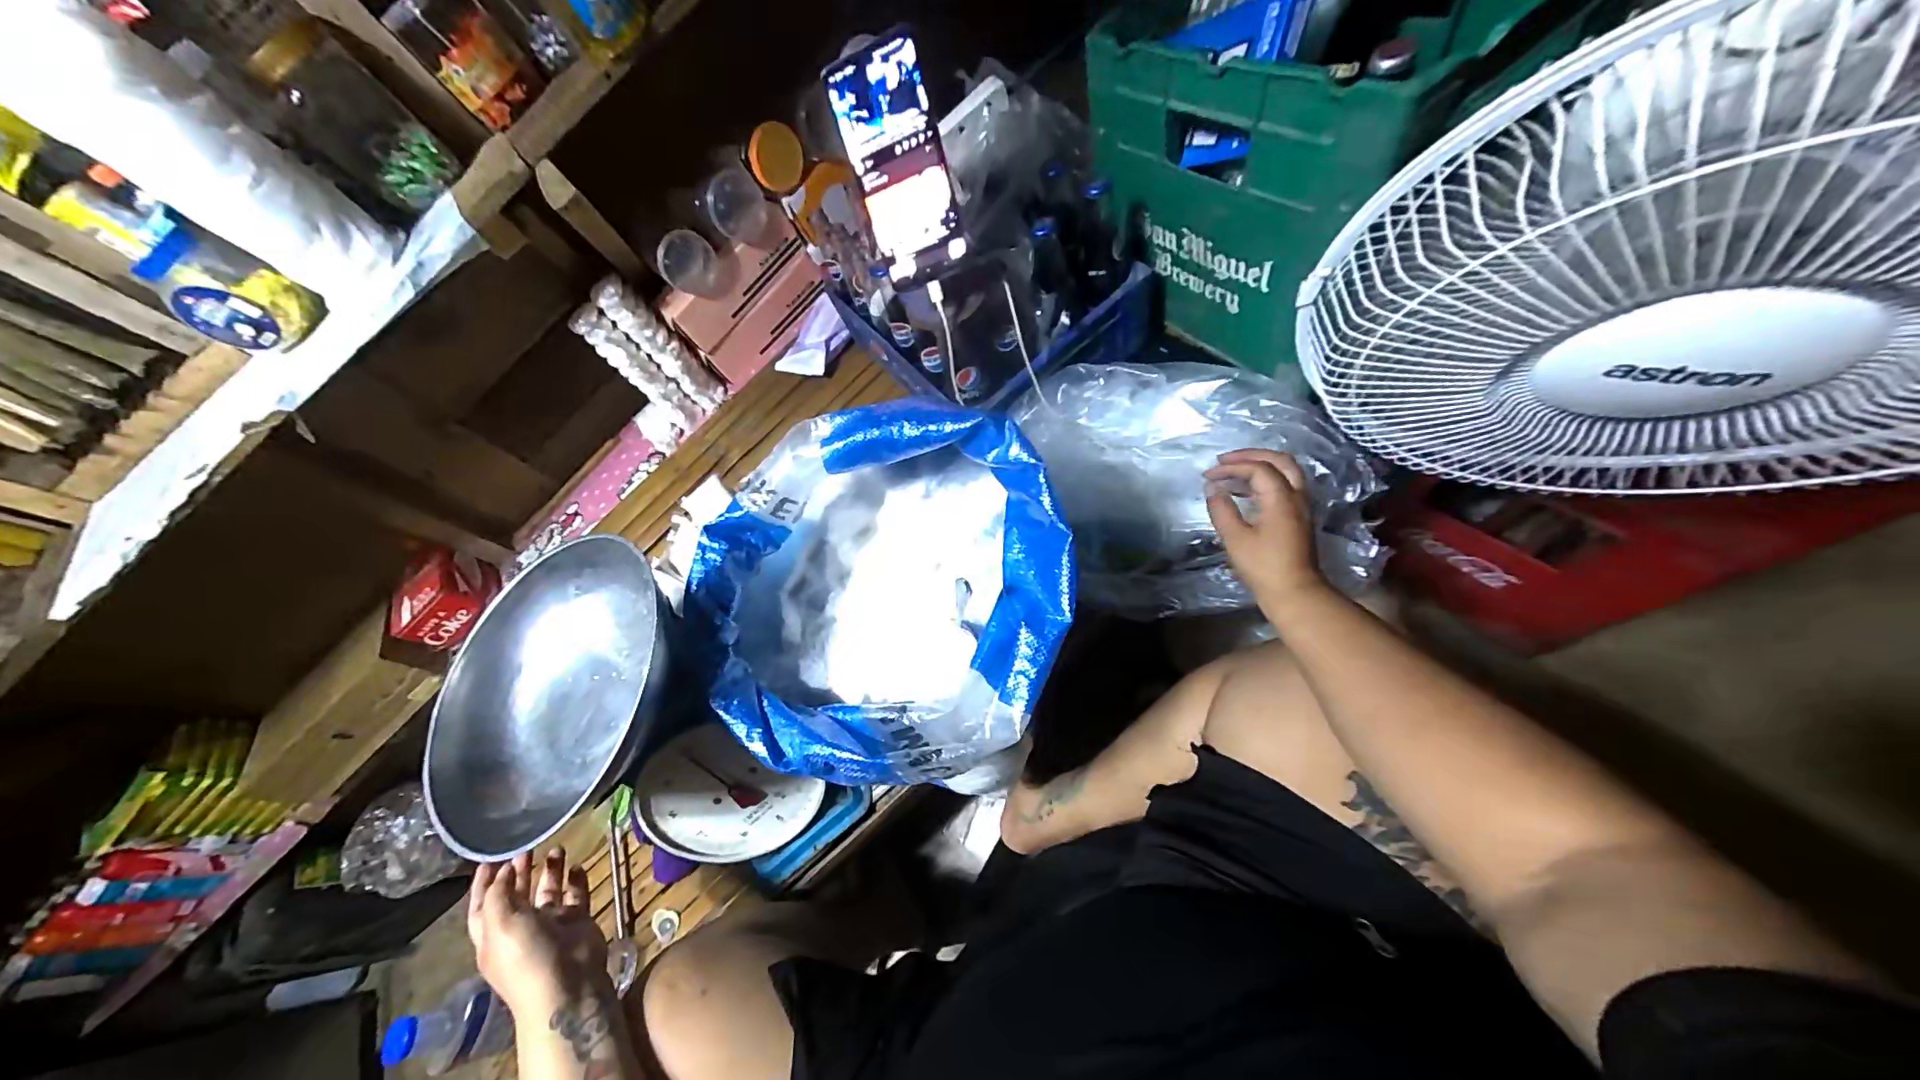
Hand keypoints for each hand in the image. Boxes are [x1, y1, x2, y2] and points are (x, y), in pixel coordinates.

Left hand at [467, 848, 609, 1018]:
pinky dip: (576, 879)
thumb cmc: (526, 955)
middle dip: (520, 870)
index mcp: (493, 934)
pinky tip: (577, 865)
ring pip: (548, 891)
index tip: (491, 856)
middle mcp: (520, 928)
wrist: (567, 983)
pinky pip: (576, 894)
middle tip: (528, 845)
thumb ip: (499, 895)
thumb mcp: (500, 924)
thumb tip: (505, 870)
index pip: (483, 904)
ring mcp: (550, 924)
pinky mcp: (576, 921)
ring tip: (556, 847)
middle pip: (517, 894)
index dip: (484, 882)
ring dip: (550, 870)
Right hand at [1204, 448, 1328, 612]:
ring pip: (1286, 472)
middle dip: (1251, 455)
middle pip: (1280, 460)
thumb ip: (1222, 509)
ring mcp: (1302, 506)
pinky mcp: (1300, 517)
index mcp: (1281, 498)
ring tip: (1234, 473)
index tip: (1209, 475)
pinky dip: (1266, 480)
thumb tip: (1213, 489)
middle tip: (1225, 460)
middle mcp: (1297, 495)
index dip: (1231, 467)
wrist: (1295, 592)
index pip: (1257, 468)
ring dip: (1260, 466)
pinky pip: (1286, 486)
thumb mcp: (1235, 538)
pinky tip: (1246, 492)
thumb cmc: (1263, 566)